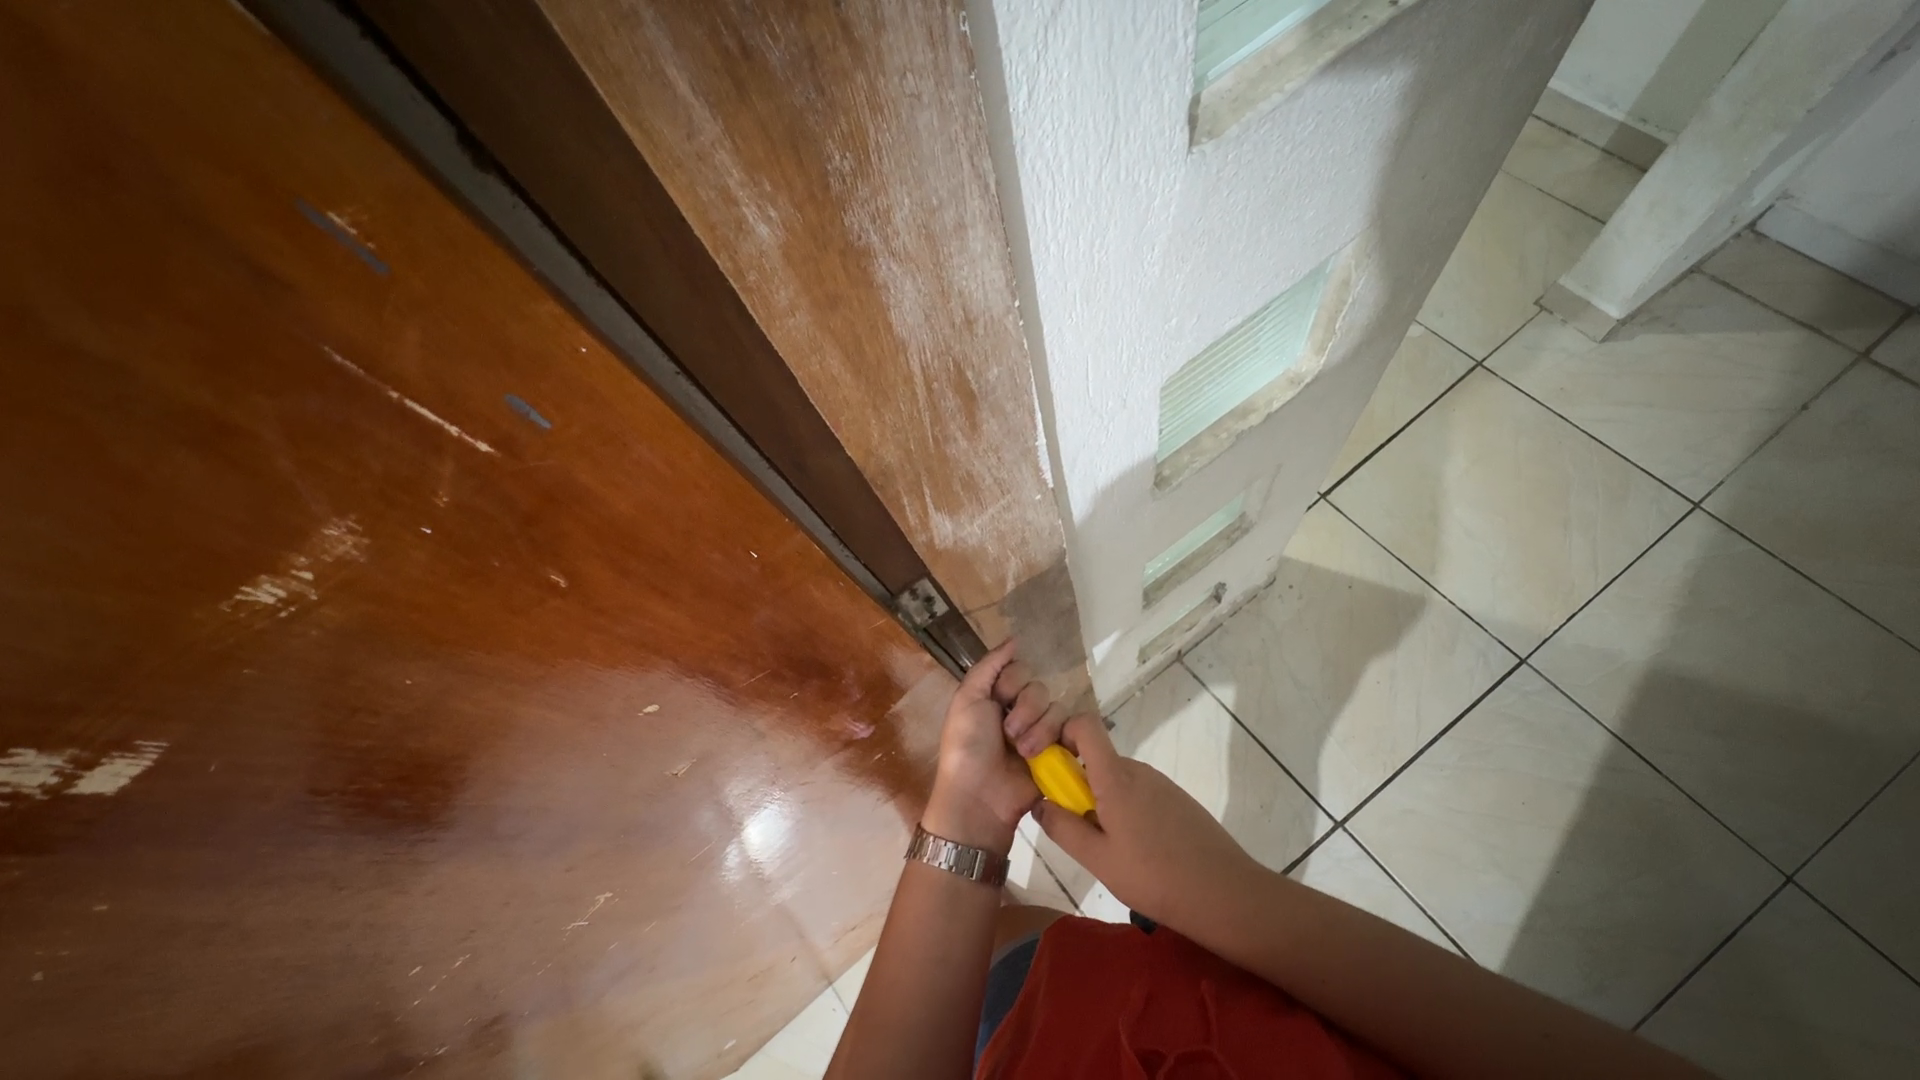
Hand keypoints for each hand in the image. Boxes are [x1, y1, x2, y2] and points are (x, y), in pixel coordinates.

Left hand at [923, 640, 1065, 854]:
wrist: (980, 796)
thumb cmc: (966, 747)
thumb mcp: (966, 700)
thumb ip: (988, 667)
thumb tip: (1014, 640)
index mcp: (995, 697)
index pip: (1019, 670)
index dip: (1011, 683)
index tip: (998, 701)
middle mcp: (1018, 710)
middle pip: (1038, 687)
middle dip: (1024, 709)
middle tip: (1008, 734)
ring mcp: (1039, 731)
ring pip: (1055, 707)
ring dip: (1037, 729)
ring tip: (1022, 752)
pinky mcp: (1058, 751)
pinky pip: (1070, 728)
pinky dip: (1057, 737)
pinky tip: (1043, 753)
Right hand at [1034, 714, 1262, 929]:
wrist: (1225, 894)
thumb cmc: (1155, 877)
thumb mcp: (1097, 859)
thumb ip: (1062, 827)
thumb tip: (1038, 802)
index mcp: (1115, 778)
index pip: (1084, 725)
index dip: (1061, 733)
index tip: (1049, 767)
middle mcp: (1138, 771)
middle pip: (1096, 760)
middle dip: (1077, 787)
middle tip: (1076, 830)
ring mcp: (1161, 784)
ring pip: (1116, 781)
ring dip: (1101, 804)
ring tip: (1110, 851)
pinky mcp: (1177, 801)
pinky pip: (1138, 795)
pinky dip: (1125, 813)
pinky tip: (1137, 853)